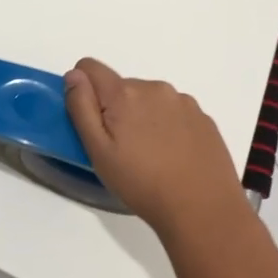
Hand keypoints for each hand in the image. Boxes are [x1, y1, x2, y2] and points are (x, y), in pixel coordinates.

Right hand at [64, 57, 245, 233]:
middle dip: (114, 108)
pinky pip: (173, 111)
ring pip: (148, 99)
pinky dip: (166, 125)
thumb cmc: (141, 182)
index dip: (82, 89)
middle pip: (120, 85)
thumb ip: (81, 106)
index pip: (89, 67)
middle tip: (120, 147)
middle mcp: (155, 88)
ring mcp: (183, 102)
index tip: (90, 119)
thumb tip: (73, 75)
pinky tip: (172, 155)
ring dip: (141, 116)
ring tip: (149, 153)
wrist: (204, 210)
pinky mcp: (204, 118)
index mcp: (124, 93)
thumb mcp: (97, 150)